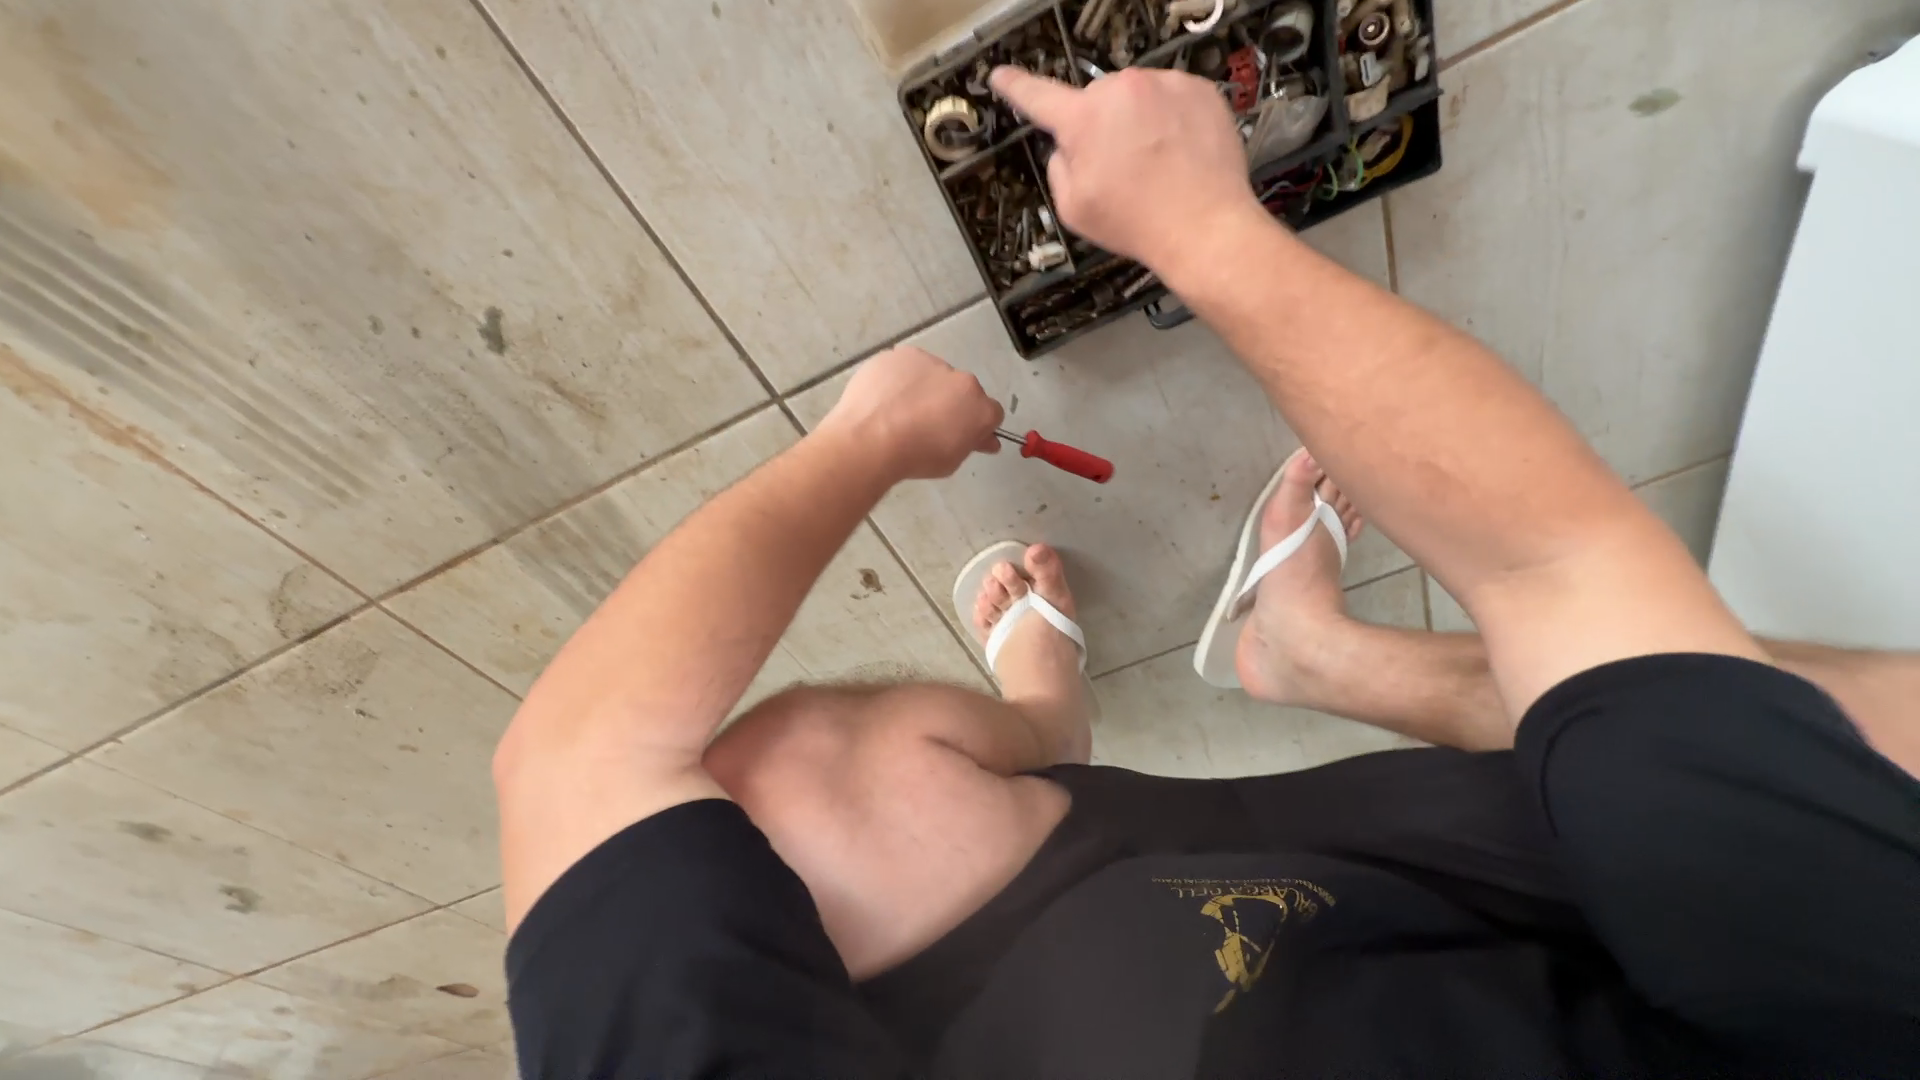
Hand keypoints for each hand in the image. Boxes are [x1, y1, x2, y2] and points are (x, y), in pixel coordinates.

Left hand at [818, 346, 1002, 479]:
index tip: (960, 436)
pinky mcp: (899, 355)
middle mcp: (960, 378)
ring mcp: (929, 362)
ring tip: (899, 412)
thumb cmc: (916, 457)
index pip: (990, 412)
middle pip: (961, 390)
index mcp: (979, 406)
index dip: (976, 426)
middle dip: (950, 404)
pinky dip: (899, 379)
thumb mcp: (951, 461)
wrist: (871, 440)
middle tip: (926, 425)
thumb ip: (971, 443)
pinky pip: (905, 366)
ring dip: (924, 388)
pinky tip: (884, 398)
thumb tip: (985, 439)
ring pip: (932, 374)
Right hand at [990, 65, 1260, 270]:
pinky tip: (1175, 155)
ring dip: (1137, 123)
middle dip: (1100, 128)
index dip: (1015, 87)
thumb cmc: (1138, 222)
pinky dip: (1169, 121)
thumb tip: (1067, 148)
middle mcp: (1123, 90)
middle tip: (1117, 171)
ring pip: (1136, 97)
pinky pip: (1170, 98)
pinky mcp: (1198, 89)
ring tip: (1153, 167)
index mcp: (1084, 120)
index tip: (1001, 75)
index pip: (1038, 96)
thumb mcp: (1074, 209)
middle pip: (1097, 101)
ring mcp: (1165, 84)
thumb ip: (1058, 168)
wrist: (1203, 226)